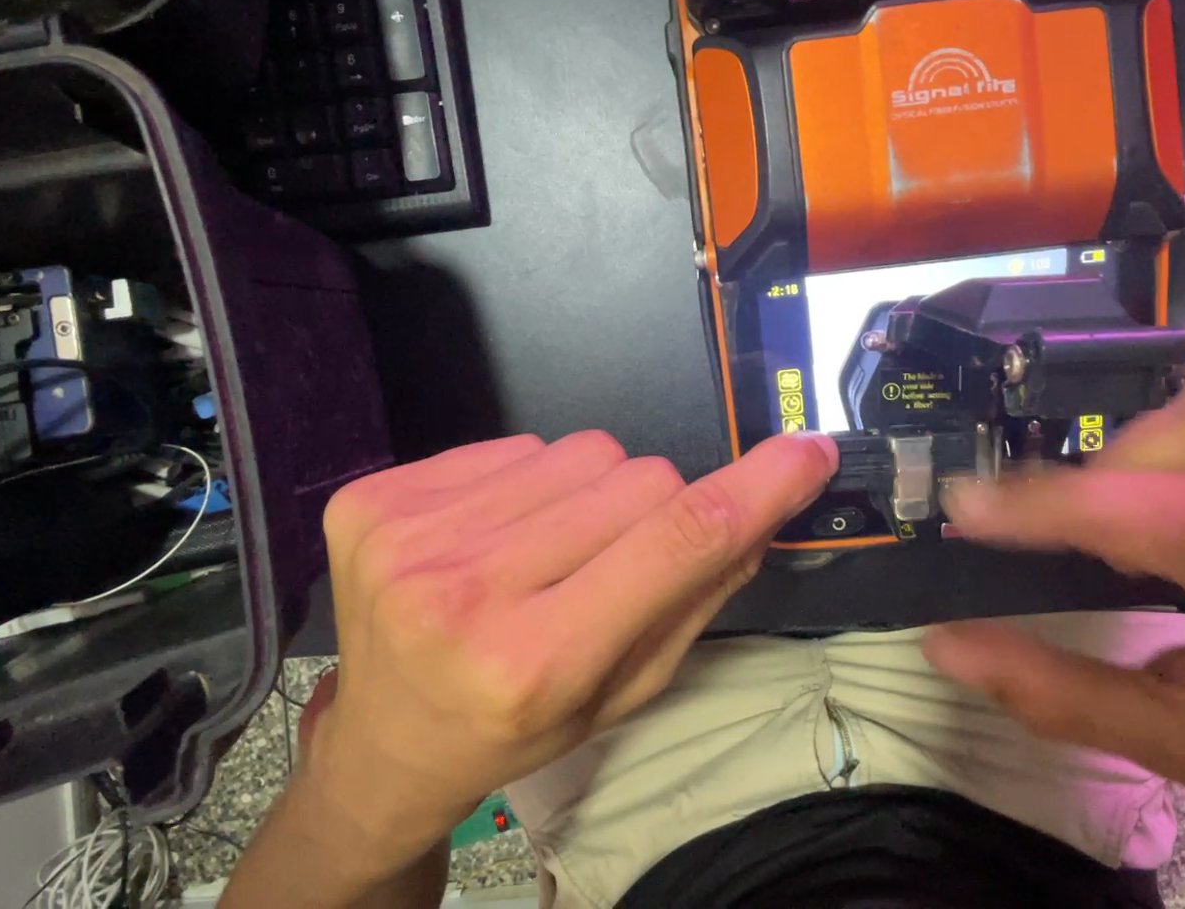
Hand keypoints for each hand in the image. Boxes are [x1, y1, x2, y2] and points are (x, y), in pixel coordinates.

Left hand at [302, 430, 836, 877]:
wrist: (384, 740)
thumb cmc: (516, 730)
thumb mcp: (622, 693)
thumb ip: (694, 601)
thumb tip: (757, 513)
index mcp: (537, 662)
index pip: (676, 543)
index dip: (756, 489)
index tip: (808, 452)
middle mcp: (467, 590)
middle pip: (636, 477)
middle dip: (655, 507)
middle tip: (618, 559)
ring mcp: (411, 535)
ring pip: (579, 449)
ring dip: (590, 491)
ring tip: (550, 548)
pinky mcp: (376, 496)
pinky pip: (514, 443)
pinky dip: (529, 480)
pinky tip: (496, 533)